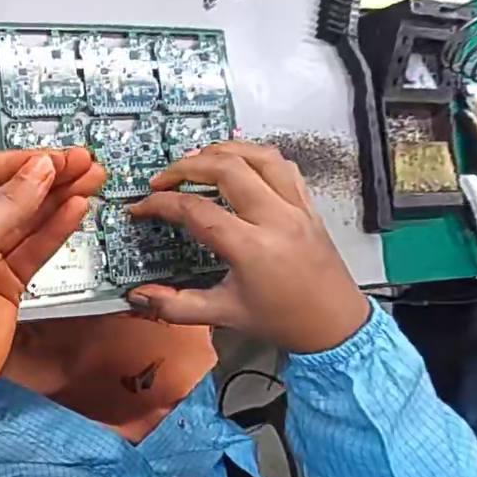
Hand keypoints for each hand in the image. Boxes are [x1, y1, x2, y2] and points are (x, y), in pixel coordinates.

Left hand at [0, 148, 104, 404]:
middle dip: (47, 176)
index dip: (19, 163)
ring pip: (28, 219)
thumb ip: (1, 209)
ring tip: (90, 179)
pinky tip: (75, 210)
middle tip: (83, 164)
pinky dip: (56, 229)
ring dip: (59, 198)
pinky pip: (36, 249)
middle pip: (10, 193)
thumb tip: (38, 172)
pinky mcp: (8, 285)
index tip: (54, 159)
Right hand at [125, 141, 370, 353]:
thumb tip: (140, 296)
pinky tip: (238, 163)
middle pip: (226, 169)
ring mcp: (296, 207)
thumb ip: (175, 306)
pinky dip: (255, 156)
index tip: (142, 208)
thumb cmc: (284, 320)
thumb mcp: (223, 315)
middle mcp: (276, 218)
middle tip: (163, 178)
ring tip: (196, 159)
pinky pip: (283, 165)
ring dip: (223, 151)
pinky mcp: (308, 206)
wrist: (336, 325)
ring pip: (259, 156)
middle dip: (186, 167)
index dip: (160, 204)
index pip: (195, 210)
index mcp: (251, 247)